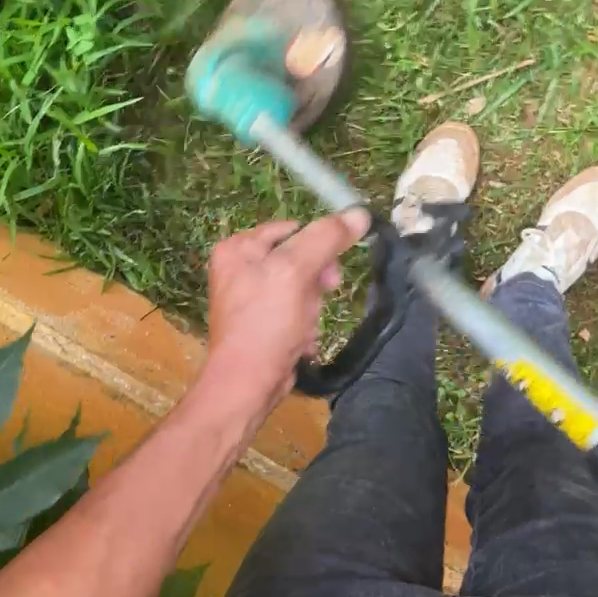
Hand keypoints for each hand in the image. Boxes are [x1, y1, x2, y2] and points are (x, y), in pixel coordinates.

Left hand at [200, 209, 370, 410]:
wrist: (247, 383)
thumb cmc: (265, 322)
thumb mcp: (295, 272)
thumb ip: (326, 239)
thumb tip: (359, 213)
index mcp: (238, 247)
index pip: (293, 229)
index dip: (318, 247)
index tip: (330, 274)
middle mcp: (239, 268)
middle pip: (299, 259)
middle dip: (314, 285)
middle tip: (316, 303)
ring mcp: (249, 298)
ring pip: (301, 289)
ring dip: (311, 309)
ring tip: (303, 328)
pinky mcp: (261, 323)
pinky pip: (294, 313)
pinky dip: (302, 326)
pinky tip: (299, 342)